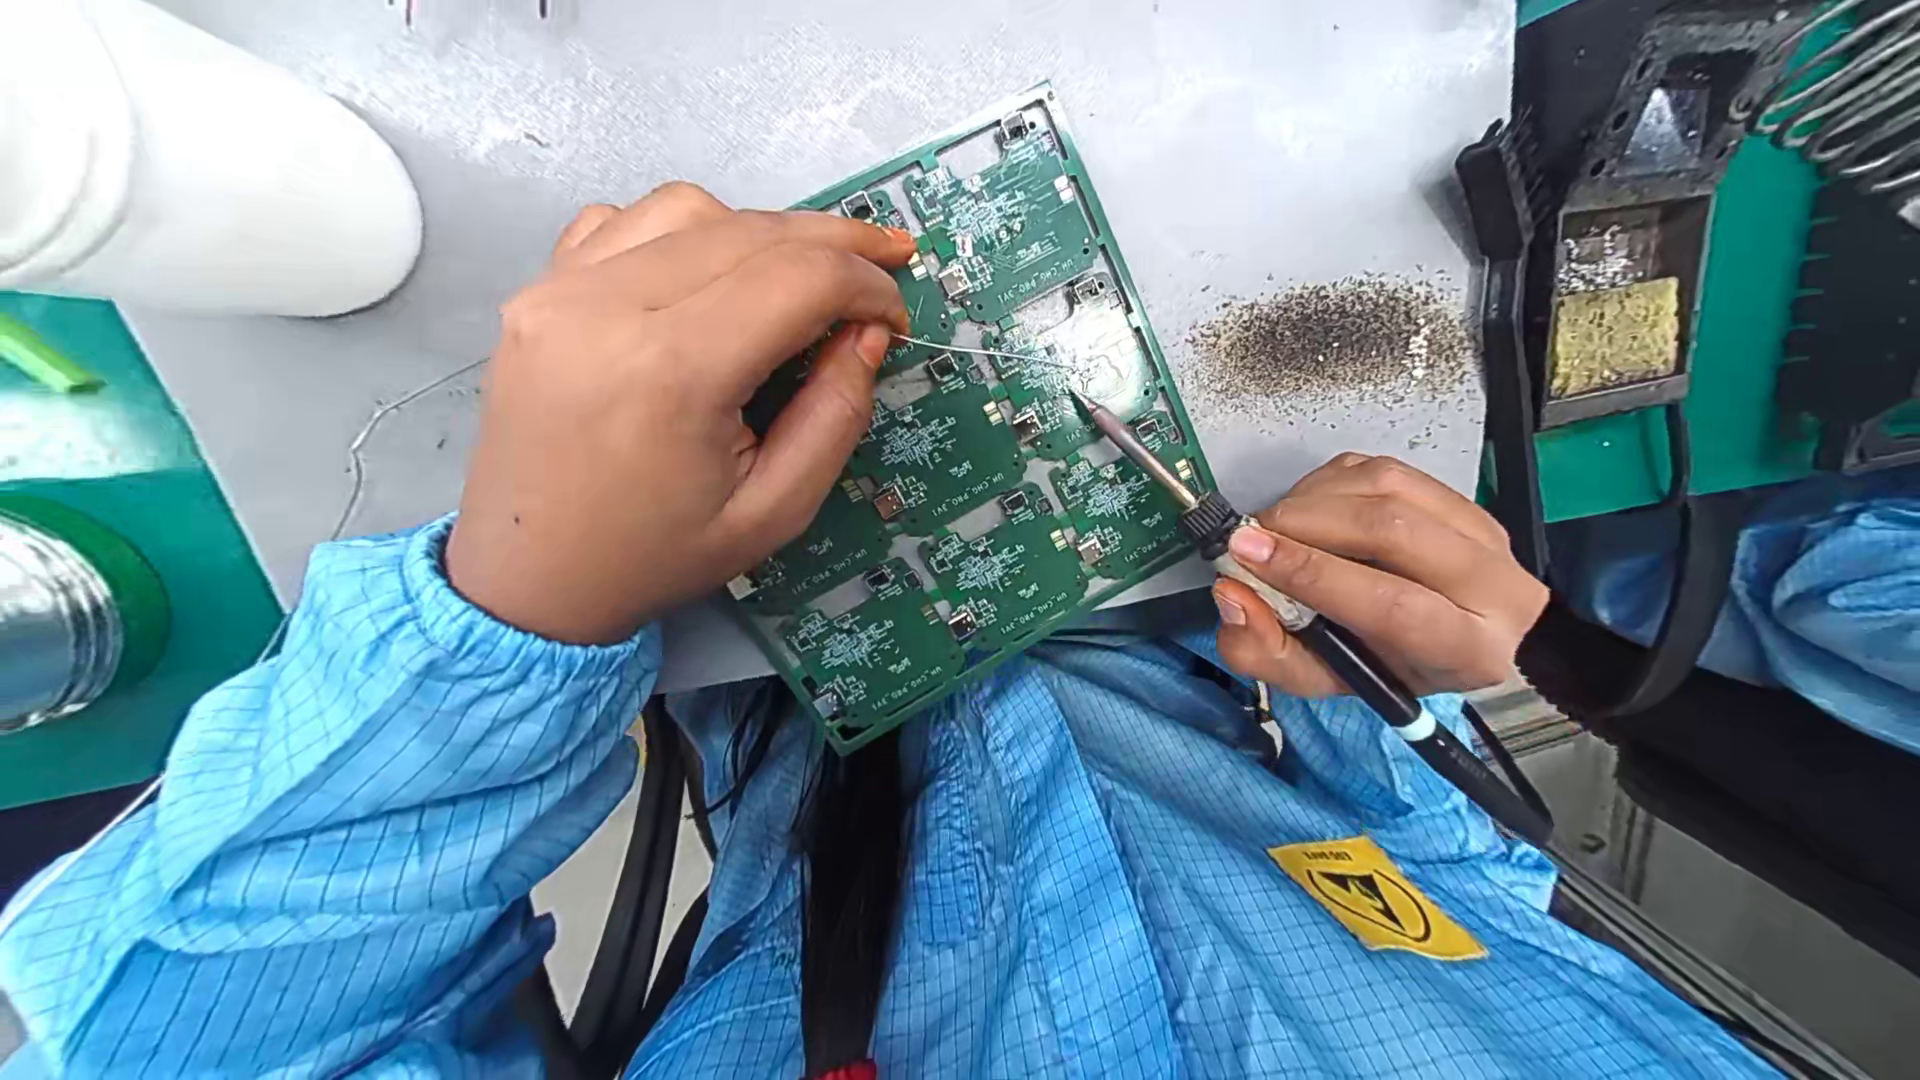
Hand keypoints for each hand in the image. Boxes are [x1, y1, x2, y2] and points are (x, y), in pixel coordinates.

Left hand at [446, 182, 914, 643]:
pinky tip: (716, 281)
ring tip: (800, 284)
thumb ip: (836, 415)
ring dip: (766, 236)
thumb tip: (867, 332)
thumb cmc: (663, 556)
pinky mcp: (540, 290)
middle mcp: (607, 306)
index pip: (799, 279)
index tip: (895, 316)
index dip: (866, 284)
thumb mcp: (778, 510)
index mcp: (674, 373)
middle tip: (884, 265)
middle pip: (752, 230)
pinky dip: (694, 235)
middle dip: (836, 245)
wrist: (535, 578)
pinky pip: (630, 223)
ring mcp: (560, 288)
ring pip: (693, 209)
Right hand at [1212, 453, 1548, 696]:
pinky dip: (1326, 483)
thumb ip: (1261, 650)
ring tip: (1276, 526)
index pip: (1394, 605)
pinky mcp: (1455, 495)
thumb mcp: (1313, 677)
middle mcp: (1494, 586)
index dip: (1312, 574)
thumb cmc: (1375, 661)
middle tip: (1249, 536)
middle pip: (1391, 530)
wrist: (1441, 631)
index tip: (1246, 552)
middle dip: (1303, 525)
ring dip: (1310, 499)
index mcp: (1464, 650)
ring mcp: (1480, 531)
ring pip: (1386, 487)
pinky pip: (1381, 469)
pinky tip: (1308, 510)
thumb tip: (1232, 593)